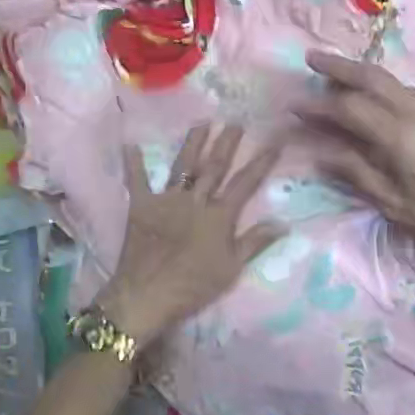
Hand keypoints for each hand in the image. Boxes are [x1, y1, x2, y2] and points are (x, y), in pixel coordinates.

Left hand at [97, 124, 286, 348]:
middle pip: (214, 167)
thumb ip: (255, 242)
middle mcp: (195, 201)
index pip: (245, 183)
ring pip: (183, 166)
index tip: (273, 141)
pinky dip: (133, 163)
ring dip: (193, 143)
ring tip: (202, 123)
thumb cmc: (194, 286)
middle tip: (235, 121)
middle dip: (227, 143)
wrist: (148, 294)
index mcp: (219, 216)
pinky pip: (137, 180)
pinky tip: (130, 144)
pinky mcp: (141, 207)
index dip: (260, 162)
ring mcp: (167, 201)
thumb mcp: (232, 268)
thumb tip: (284, 222)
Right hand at [298, 51, 414, 253]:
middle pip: (372, 77)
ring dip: (360, 72)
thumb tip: (320, 152)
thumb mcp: (390, 202)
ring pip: (390, 80)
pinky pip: (404, 89)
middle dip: (339, 66)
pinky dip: (381, 84)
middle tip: (312, 58)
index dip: (318, 105)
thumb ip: (355, 172)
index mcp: (398, 136)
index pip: (349, 109)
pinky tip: (372, 93)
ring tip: (336, 73)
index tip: (294, 105)